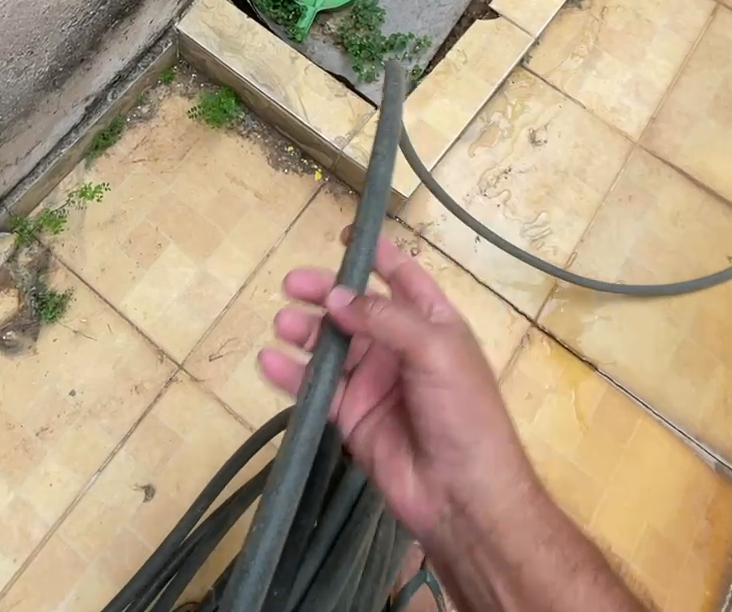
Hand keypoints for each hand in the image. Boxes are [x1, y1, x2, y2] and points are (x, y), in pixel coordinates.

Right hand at [257, 234, 539, 548]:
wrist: (462, 495)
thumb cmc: (463, 411)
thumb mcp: (434, 351)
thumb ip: (384, 319)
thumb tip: (335, 297)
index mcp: (429, 322)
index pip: (401, 276)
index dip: (376, 254)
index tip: (344, 235)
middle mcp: (398, 345)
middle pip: (354, 307)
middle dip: (324, 293)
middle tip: (292, 284)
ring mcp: (372, 379)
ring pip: (330, 345)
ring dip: (304, 331)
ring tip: (282, 323)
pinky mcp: (350, 413)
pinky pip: (316, 387)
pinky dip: (290, 373)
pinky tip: (268, 361)